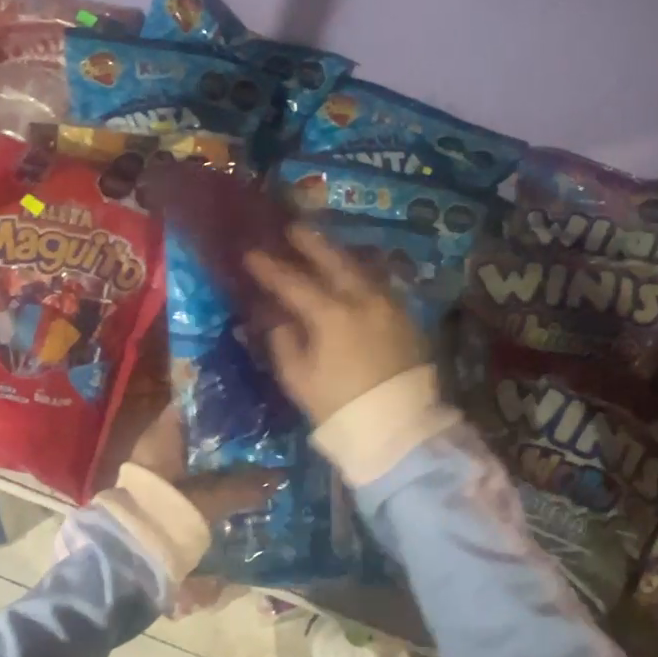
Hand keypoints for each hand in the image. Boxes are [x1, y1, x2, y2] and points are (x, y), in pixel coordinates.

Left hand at [119, 404, 279, 615]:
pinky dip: (209, 483)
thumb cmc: (168, 512)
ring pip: (193, 459)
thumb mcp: (211, 497)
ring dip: (218, 463)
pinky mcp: (157, 497)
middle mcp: (153, 448)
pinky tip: (234, 489)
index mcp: (160, 436)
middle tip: (259, 439)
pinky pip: (190, 481)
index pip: (191, 406)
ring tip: (254, 463)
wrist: (130, 554)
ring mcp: (153, 473)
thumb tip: (280, 477)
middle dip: (224, 439)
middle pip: (195, 435)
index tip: (249, 407)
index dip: (219, 404)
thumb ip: (244, 486)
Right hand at [245, 225, 426, 426]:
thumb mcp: (298, 377)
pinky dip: (361, 273)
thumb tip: (274, 315)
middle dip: (311, 242)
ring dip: (339, 255)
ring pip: (361, 268)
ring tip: (323, 246)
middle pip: (334, 260)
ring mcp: (390, 305)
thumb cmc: (339, 405)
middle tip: (292, 227)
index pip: (293, 282)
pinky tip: (352, 274)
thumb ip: (283, 340)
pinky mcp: (406, 318)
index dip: (269, 268)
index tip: (250, 254)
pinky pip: (379, 283)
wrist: (397, 428)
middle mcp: (363, 299)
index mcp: (331, 314)